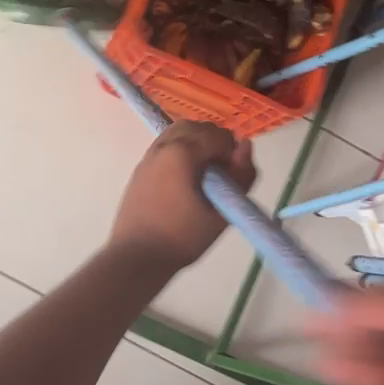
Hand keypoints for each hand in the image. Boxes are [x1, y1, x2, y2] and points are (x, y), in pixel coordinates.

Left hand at [108, 122, 255, 270]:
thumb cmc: (182, 237)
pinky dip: (180, 153)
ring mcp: (147, 157)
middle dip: (214, 143)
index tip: (233, 178)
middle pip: (196, 127)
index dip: (232, 153)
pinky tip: (185, 182)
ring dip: (196, 145)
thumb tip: (246, 145)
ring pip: (177, 134)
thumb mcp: (221, 212)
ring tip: (204, 176)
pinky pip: (164, 148)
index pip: (218, 135)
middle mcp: (162, 147)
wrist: (137, 257)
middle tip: (221, 173)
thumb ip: (240, 177)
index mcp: (182, 152)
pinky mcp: (139, 171)